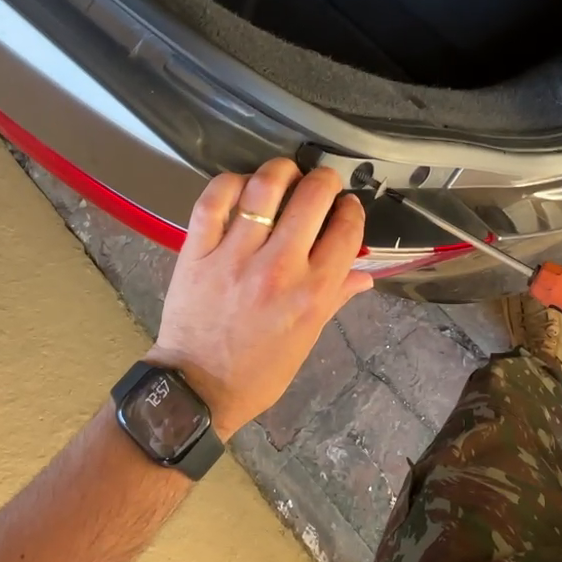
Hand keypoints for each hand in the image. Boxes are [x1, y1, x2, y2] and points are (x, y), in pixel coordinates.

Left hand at [144, 159, 372, 436]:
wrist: (197, 390)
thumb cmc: (259, 372)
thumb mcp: (307, 339)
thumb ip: (335, 298)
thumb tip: (364, 273)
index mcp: (313, 293)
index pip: (346, 230)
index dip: (351, 208)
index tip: (345, 205)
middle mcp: (279, 268)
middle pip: (313, 197)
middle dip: (324, 180)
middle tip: (320, 182)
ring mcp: (235, 256)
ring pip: (264, 188)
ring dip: (281, 171)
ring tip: (284, 175)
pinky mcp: (198, 251)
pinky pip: (214, 200)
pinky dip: (230, 182)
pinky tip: (241, 186)